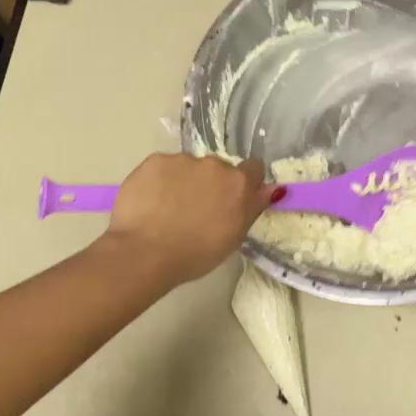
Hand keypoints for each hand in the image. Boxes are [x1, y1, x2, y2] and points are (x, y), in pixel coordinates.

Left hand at [106, 153, 271, 286]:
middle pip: (218, 168)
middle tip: (195, 211)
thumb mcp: (233, 238)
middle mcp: (213, 164)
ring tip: (168, 210)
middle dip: (210, 184)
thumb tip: (272, 189)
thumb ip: (253, 208)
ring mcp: (182, 160)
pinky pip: (163, 168)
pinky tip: (150, 202)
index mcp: (237, 184)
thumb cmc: (194, 255)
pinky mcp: (154, 161)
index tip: (232, 199)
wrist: (143, 253)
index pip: (254, 168)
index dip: (246, 182)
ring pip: (188, 167)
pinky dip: (159, 181)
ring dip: (184, 181)